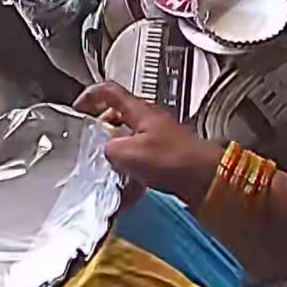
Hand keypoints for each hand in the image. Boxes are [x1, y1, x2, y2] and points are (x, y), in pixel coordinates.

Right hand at [74, 81, 221, 205]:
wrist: (208, 179)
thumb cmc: (172, 159)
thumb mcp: (128, 153)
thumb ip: (108, 149)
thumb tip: (105, 153)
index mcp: (139, 110)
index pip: (109, 91)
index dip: (90, 96)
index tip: (78, 108)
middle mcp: (149, 120)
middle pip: (118, 116)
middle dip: (101, 130)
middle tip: (89, 143)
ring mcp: (159, 138)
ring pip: (129, 140)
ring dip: (116, 154)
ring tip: (107, 171)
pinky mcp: (167, 157)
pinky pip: (141, 161)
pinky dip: (131, 174)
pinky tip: (126, 195)